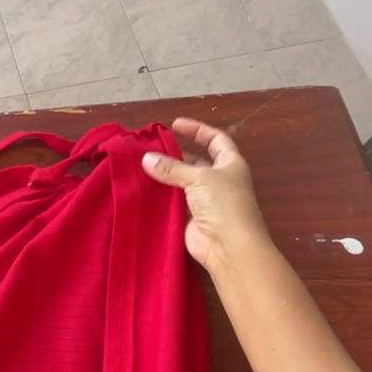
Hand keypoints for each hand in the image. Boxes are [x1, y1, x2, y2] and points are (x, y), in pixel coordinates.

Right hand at [141, 117, 269, 272]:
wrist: (229, 246)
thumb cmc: (223, 204)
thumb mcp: (199, 178)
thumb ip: (172, 168)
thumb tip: (147, 158)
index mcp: (230, 164)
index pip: (216, 140)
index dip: (198, 130)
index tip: (176, 124)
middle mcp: (219, 180)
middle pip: (196, 161)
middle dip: (175, 154)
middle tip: (150, 148)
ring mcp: (205, 199)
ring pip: (182, 181)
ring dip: (165, 175)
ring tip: (141, 165)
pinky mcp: (192, 217)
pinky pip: (174, 201)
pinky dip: (161, 195)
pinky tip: (143, 188)